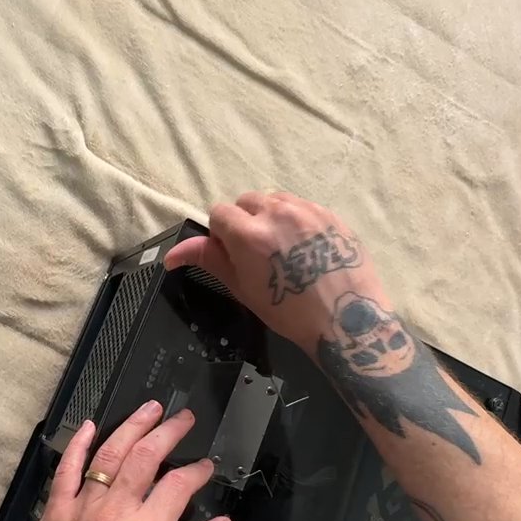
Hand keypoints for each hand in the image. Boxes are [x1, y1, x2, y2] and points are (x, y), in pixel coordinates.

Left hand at [8, 403, 232, 520]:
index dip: (196, 471)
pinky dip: (79, 445)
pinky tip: (92, 425)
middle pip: (144, 456)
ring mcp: (80, 509)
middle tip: (183, 417)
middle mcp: (113, 514)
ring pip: (108, 454)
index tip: (205, 467)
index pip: (177, 486)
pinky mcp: (54, 512)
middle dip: (168, 431)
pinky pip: (66, 470)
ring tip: (150, 409)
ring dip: (132, 427)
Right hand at [163, 191, 389, 350]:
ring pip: (275, 200)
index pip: (219, 213)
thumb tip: (172, 254)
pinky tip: (305, 248)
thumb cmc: (289, 313)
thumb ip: (209, 260)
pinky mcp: (331, 214)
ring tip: (281, 248)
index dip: (220, 234)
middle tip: (255, 253)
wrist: (347, 321)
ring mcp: (308, 210)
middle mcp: (277, 213)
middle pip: (246, 201)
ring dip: (270, 217)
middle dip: (244, 222)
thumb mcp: (242, 289)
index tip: (232, 254)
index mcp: (249, 234)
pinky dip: (296, 220)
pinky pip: (302, 206)